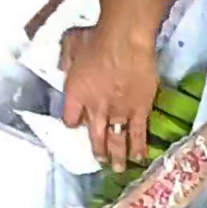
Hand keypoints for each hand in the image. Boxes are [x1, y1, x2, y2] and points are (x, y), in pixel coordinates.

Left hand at [61, 22, 155, 170]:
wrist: (124, 42)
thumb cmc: (96, 38)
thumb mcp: (69, 46)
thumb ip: (67, 62)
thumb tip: (66, 70)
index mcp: (75, 93)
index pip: (70, 118)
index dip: (73, 123)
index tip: (76, 126)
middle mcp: (95, 108)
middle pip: (95, 135)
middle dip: (97, 150)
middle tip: (101, 162)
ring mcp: (119, 111)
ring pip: (116, 139)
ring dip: (117, 155)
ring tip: (119, 168)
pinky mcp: (140, 111)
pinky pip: (137, 133)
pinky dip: (138, 147)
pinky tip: (139, 158)